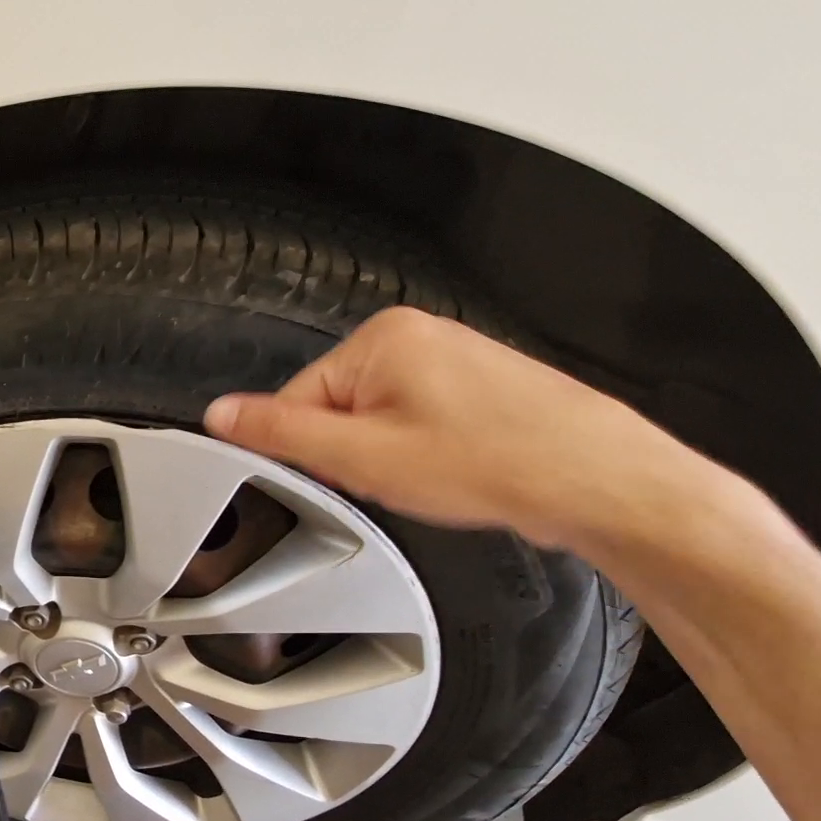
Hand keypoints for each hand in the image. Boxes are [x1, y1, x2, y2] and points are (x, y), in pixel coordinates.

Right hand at [202, 306, 693, 547]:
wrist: (600, 483)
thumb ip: (278, 433)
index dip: (311, 451)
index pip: (293, 400)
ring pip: (372, 420)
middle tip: (393, 476)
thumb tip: (220, 413)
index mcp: (381, 339)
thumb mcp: (359, 457)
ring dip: (385, 456)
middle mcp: (416, 336)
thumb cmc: (494, 463)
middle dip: (350, 453)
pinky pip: (411, 421)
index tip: (346, 473)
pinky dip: (419, 452)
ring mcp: (450, 358)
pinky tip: (451, 468)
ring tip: (431, 473)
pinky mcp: (473, 384)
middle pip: (332, 408)